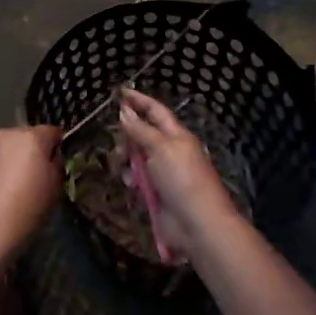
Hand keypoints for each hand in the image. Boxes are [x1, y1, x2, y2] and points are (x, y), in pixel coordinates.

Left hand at [0, 125, 62, 264]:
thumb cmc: (23, 213)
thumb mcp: (54, 190)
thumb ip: (56, 166)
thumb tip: (49, 160)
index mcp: (32, 137)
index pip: (53, 132)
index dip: (56, 148)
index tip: (54, 168)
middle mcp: (7, 135)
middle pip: (27, 137)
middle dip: (32, 152)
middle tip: (33, 179)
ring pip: (6, 148)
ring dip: (11, 160)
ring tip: (9, 189)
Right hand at [119, 89, 240, 259]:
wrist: (198, 222)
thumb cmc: (182, 178)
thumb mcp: (161, 148)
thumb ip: (141, 130)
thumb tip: (125, 111)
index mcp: (176, 134)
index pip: (156, 111)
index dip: (139, 101)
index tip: (121, 92)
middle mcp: (170, 150)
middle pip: (144, 135)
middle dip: (129, 136)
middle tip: (118, 142)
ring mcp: (164, 173)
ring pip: (138, 159)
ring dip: (128, 161)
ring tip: (123, 167)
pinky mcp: (157, 194)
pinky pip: (139, 181)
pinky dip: (133, 180)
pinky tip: (132, 186)